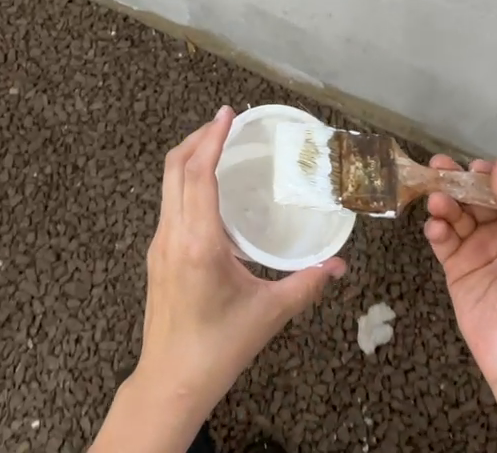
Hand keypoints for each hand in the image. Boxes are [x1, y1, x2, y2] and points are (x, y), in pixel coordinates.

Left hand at [93, 107, 346, 451]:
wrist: (170, 382)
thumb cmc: (219, 348)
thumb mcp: (269, 314)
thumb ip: (306, 284)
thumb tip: (339, 264)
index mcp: (197, 242)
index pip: (197, 174)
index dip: (212, 138)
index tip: (228, 113)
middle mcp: (172, 234)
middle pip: (174, 168)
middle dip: (198, 137)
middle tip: (226, 122)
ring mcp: (159, 244)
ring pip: (167, 184)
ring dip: (189, 157)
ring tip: (218, 145)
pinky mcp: (156, 255)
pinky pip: (169, 203)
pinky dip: (186, 181)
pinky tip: (209, 189)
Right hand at [424, 155, 496, 384]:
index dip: (485, 177)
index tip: (471, 166)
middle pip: (473, 201)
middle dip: (457, 183)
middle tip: (437, 167)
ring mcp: (477, 255)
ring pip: (455, 218)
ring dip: (444, 205)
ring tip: (436, 202)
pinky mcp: (456, 273)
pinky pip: (443, 243)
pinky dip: (436, 230)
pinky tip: (435, 227)